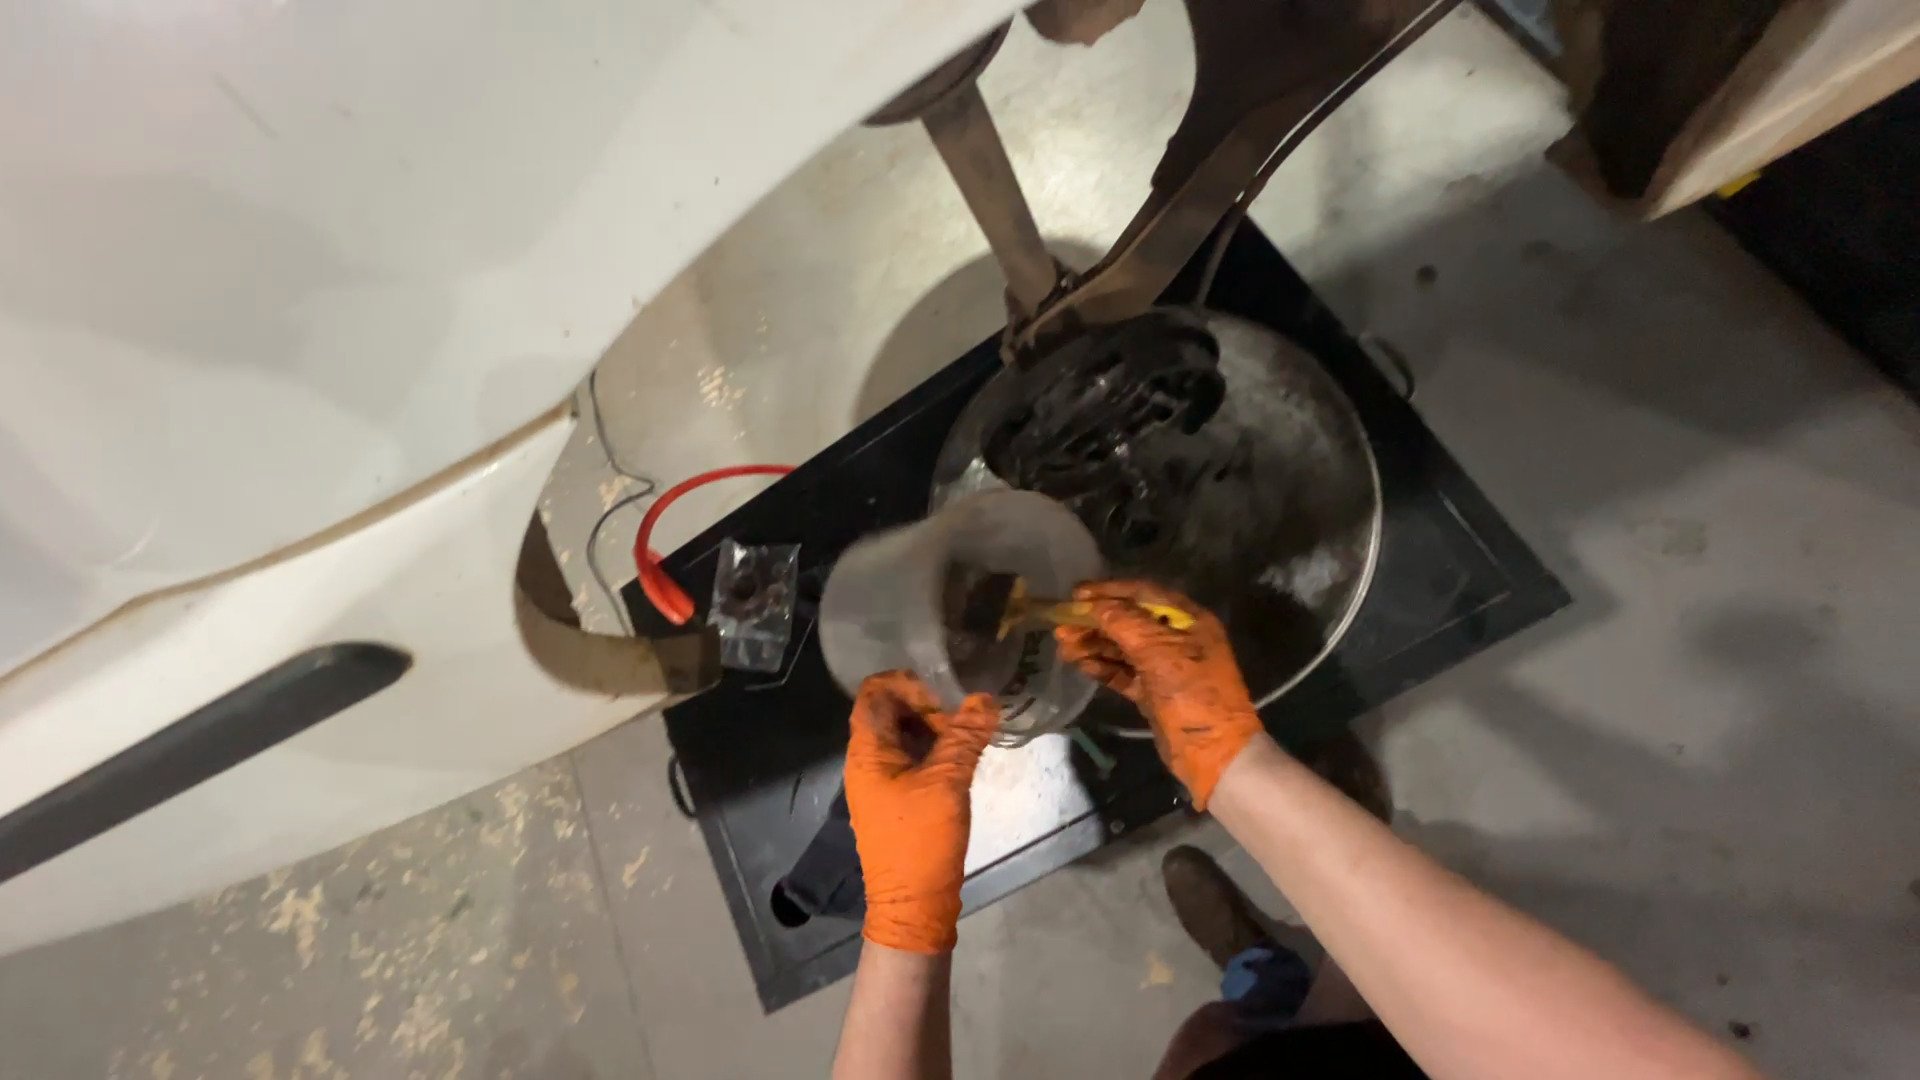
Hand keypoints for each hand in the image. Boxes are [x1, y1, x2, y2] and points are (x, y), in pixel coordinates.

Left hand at [844, 671, 998, 953]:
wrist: (912, 908)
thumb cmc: (921, 841)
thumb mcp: (947, 784)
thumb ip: (966, 737)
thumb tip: (987, 699)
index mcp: (867, 751)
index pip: (874, 692)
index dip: (907, 683)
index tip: (943, 697)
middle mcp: (867, 760)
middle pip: (890, 711)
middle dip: (928, 706)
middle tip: (962, 721)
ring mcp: (880, 781)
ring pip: (904, 735)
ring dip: (935, 729)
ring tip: (968, 738)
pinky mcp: (896, 798)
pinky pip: (912, 758)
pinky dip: (935, 750)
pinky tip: (962, 759)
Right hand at [1054, 580, 1262, 809]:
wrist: (1213, 752)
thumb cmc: (1191, 692)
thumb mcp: (1158, 651)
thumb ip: (1124, 623)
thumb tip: (1095, 605)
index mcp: (1187, 620)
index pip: (1143, 594)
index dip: (1108, 591)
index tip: (1076, 593)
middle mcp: (1176, 638)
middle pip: (1128, 621)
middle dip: (1094, 622)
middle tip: (1062, 626)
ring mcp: (1164, 666)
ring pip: (1122, 648)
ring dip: (1093, 645)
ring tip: (1063, 647)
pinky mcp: (1153, 691)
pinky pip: (1123, 672)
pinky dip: (1102, 667)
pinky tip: (1081, 664)